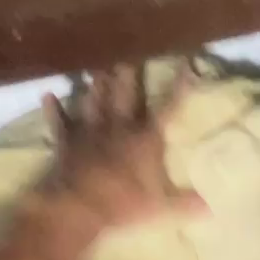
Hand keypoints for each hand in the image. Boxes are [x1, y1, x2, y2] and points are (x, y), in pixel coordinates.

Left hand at [14, 63, 203, 259]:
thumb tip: (211, 208)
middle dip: (130, 73)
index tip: (186, 64)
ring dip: (97, 84)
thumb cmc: (122, 203)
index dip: (178, 87)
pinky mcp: (66, 142)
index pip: (167, 107)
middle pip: (126, 94)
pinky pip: (59, 122)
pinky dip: (53, 109)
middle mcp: (119, 127)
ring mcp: (90, 131)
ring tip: (99, 65)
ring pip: (94, 100)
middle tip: (130, 51)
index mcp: (145, 138)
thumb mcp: (160, 207)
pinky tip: (47, 94)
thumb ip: (184, 203)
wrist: (77, 205)